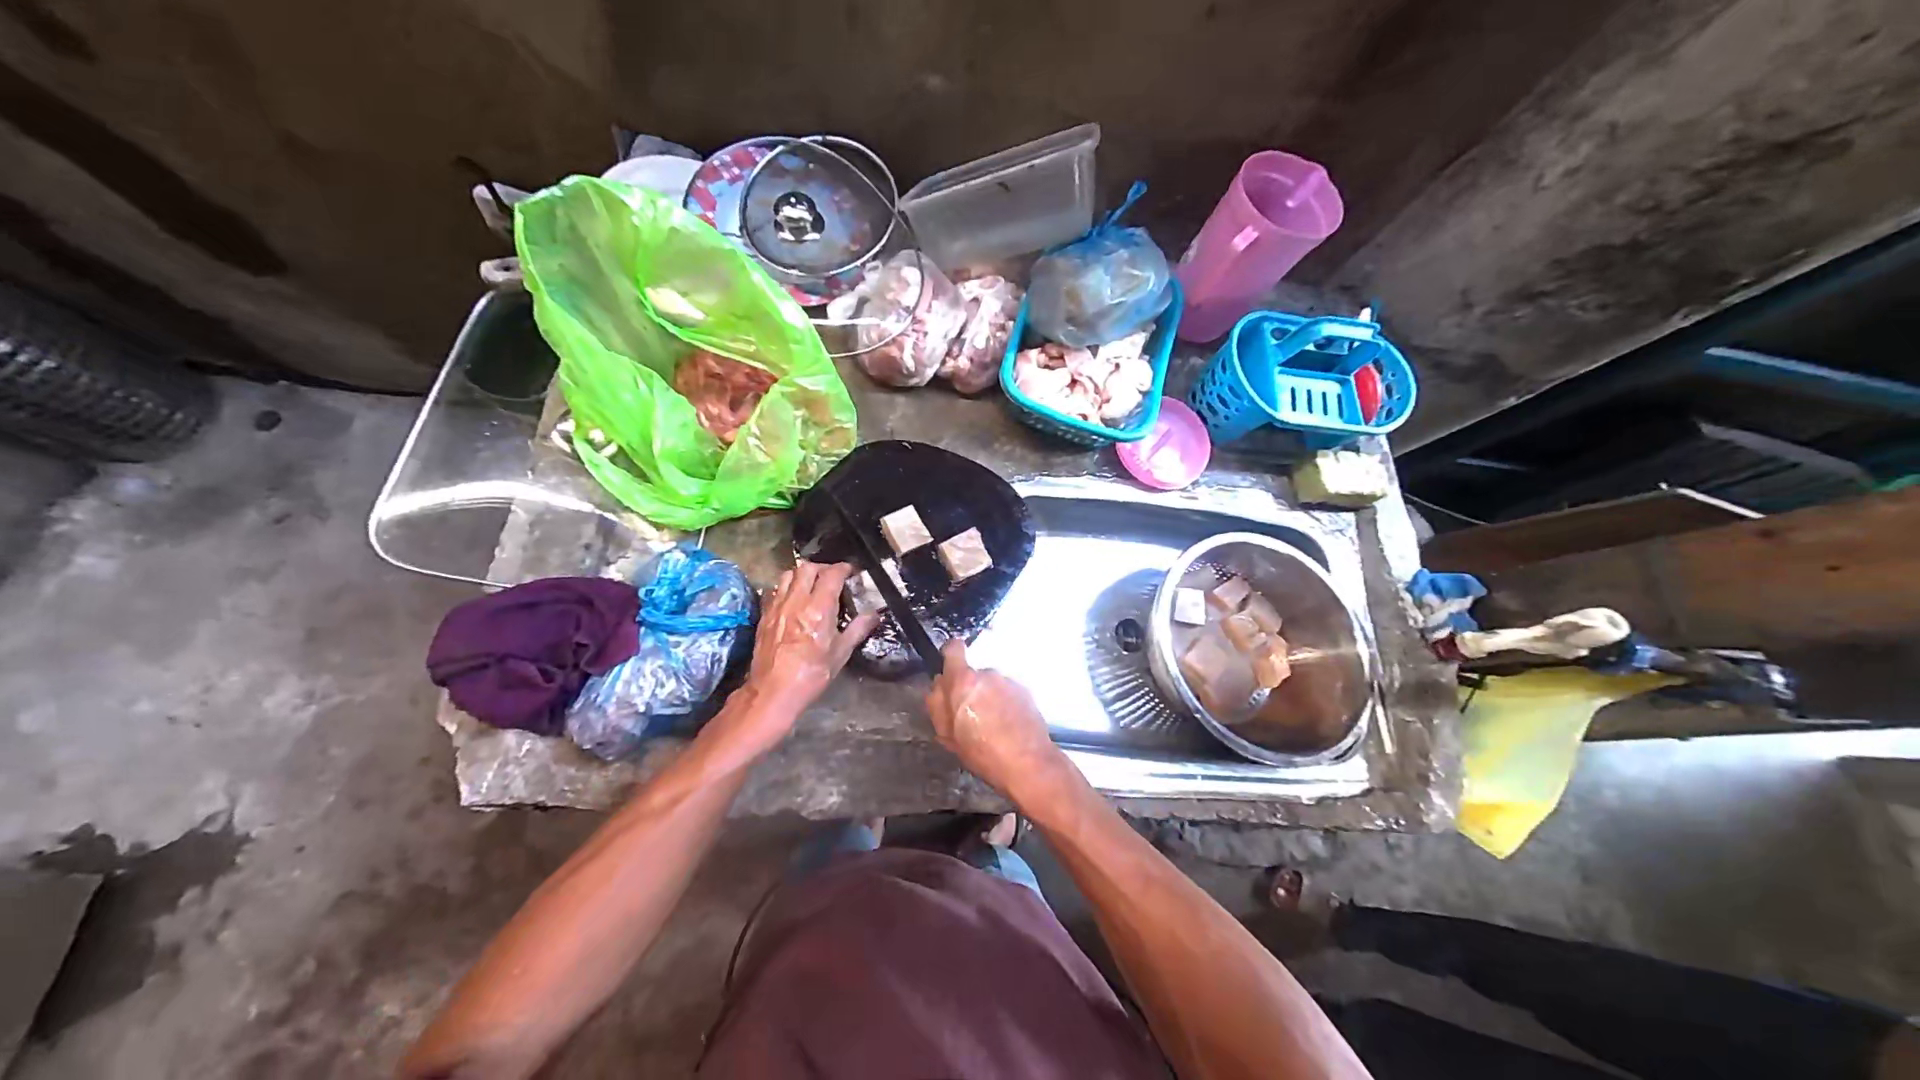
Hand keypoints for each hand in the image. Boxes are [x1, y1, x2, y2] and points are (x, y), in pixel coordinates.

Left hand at [739, 561, 879, 728]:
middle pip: (807, 568)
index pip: (832, 574)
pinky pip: (775, 590)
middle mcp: (797, 601)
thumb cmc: (811, 674)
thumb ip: (857, 629)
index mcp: (819, 608)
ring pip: (788, 575)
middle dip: (822, 568)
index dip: (843, 568)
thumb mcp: (840, 653)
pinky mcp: (765, 615)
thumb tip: (874, 614)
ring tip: (811, 584)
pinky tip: (792, 599)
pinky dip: (786, 587)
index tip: (850, 571)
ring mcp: (777, 606)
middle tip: (832, 577)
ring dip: (802, 574)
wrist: (773, 691)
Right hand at [925, 640, 1075, 805]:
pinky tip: (1007, 726)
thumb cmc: (983, 752)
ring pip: (991, 685)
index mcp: (963, 682)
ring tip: (991, 726)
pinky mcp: (1025, 691)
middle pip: (972, 674)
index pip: (953, 649)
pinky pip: (1007, 693)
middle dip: (970, 690)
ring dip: (988, 698)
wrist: (1028, 763)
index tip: (951, 670)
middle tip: (970, 716)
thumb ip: (937, 704)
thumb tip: (939, 686)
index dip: (951, 656)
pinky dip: (1005, 704)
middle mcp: (987, 675)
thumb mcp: (948, 734)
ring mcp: (1008, 682)